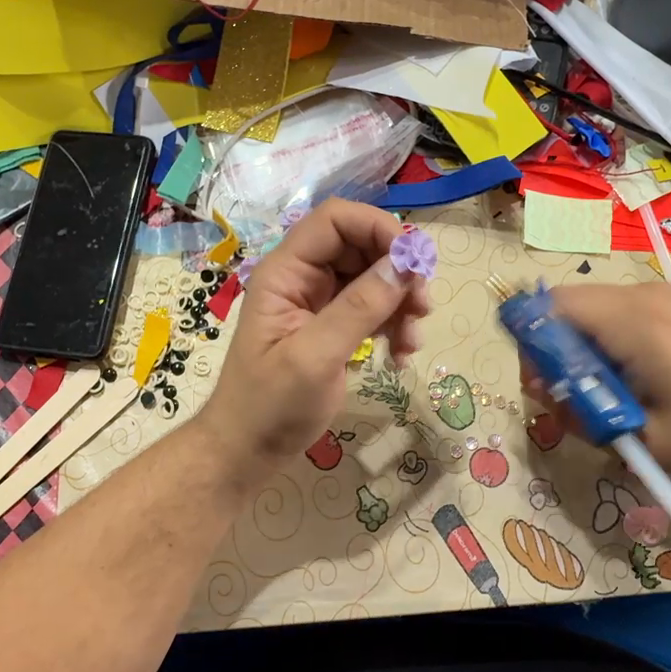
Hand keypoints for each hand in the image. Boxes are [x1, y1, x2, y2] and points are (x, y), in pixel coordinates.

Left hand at [196, 199, 430, 476]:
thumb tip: (405, 265)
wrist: (247, 451)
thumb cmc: (269, 406)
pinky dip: (393, 325)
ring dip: (401, 302)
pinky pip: (373, 309)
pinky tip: (400, 356)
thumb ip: (359, 308)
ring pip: (373, 278)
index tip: (414, 261)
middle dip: (397, 270)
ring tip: (411, 342)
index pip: (335, 220)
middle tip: (423, 307)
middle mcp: (302, 278)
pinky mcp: (332, 328)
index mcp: (285, 273)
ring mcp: (318, 303)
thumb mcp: (315, 357)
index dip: (378, 228)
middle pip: (361, 246)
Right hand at [530, 282, 670, 493]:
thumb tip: (546, 394)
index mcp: (636, 324)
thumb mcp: (640, 438)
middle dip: (554, 348)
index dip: (532, 341)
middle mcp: (647, 298)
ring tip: (602, 393)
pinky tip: (632, 383)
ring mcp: (666, 299)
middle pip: (569, 306)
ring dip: (581, 348)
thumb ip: (582, 412)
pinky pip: (619, 314)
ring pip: (593, 311)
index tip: (541, 384)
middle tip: (565, 395)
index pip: (552, 308)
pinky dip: (607, 344)